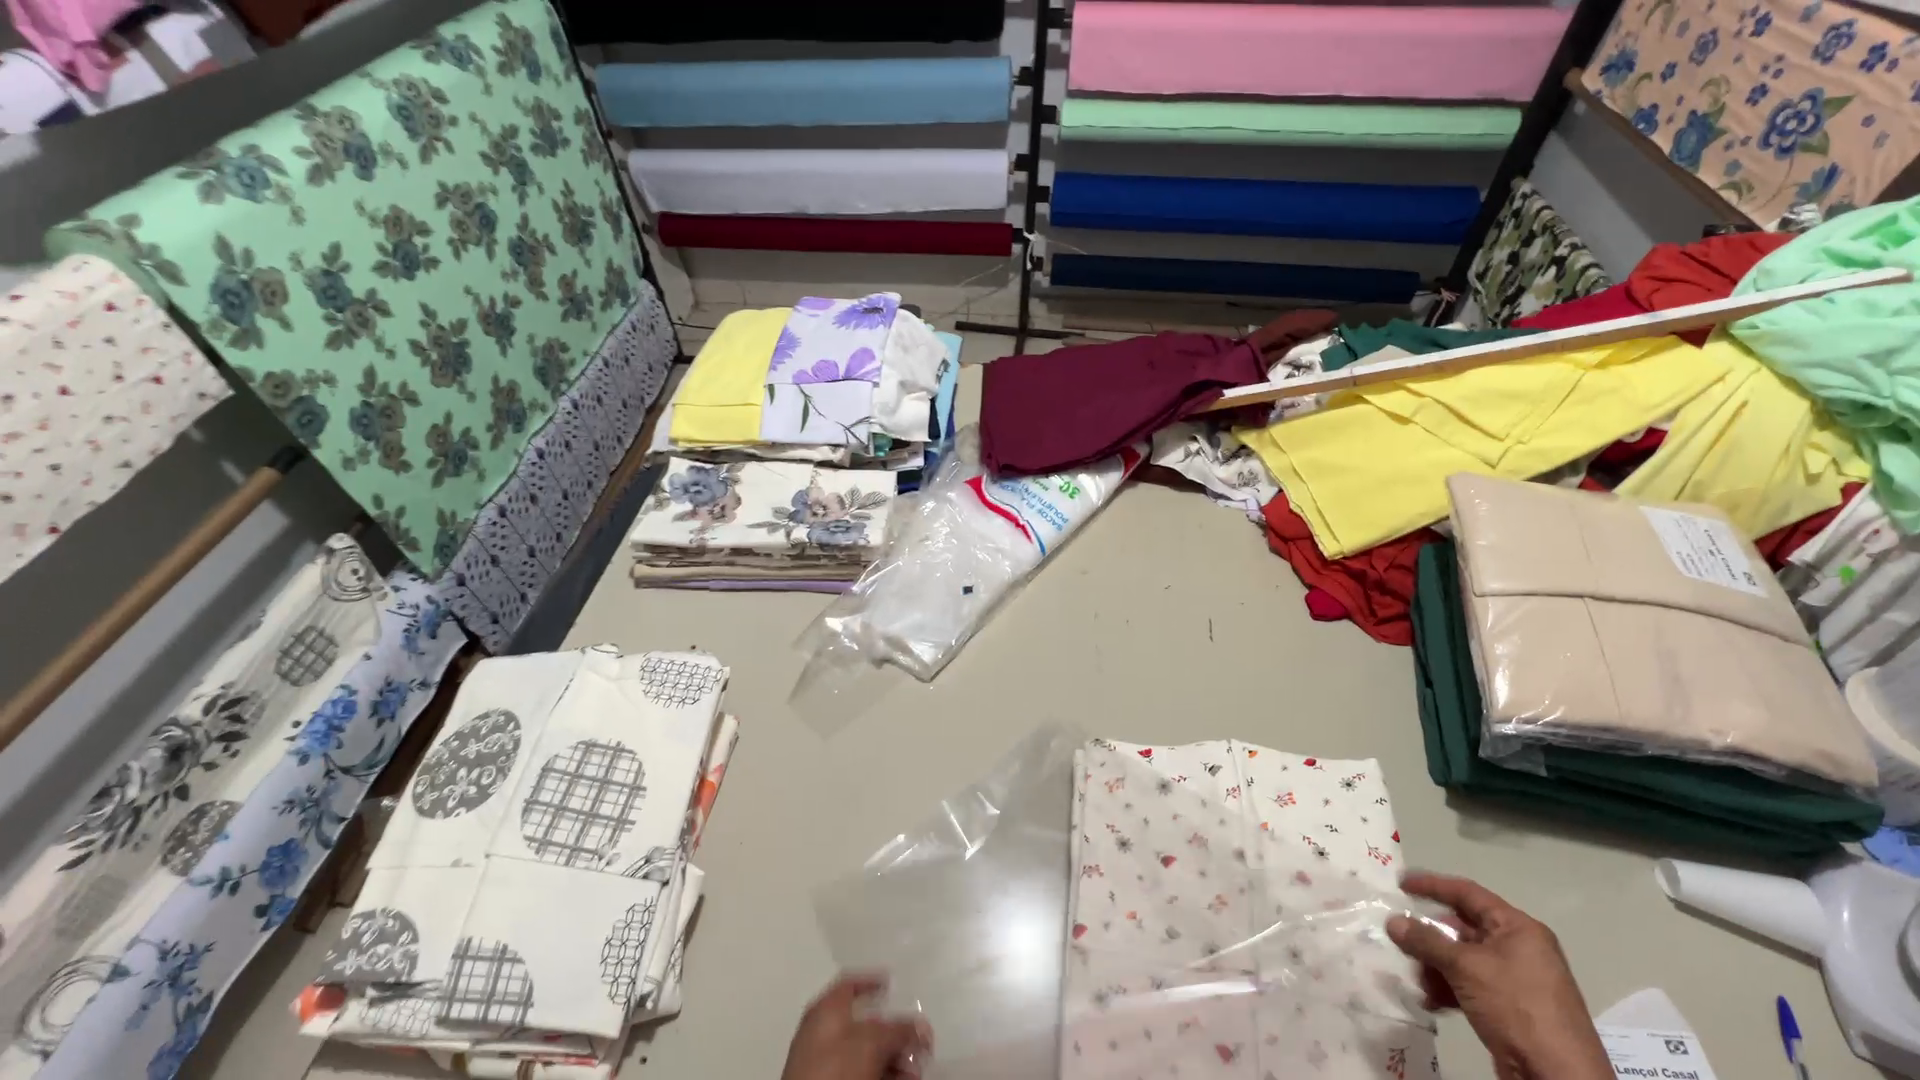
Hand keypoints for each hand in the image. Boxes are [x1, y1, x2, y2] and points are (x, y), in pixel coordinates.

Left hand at [781, 973, 931, 1079]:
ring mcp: (825, 1062)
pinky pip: (863, 1071)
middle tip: (918, 1042)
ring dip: (895, 1058)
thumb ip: (899, 1029)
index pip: (850, 984)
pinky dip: (884, 1072)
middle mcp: (823, 1032)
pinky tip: (903, 1078)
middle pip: (866, 1023)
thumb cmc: (837, 1068)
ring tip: (915, 1069)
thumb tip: (920, 1027)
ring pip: (867, 1052)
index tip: (893, 985)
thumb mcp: (873, 1042)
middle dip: (896, 1033)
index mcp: (826, 1010)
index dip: (872, 982)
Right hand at [1386, 873, 1611, 1079]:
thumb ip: (1427, 941)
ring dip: (1435, 967)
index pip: (1468, 893)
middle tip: (1400, 942)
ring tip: (1418, 982)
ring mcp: (1514, 979)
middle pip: (1462, 929)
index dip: (1432, 885)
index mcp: (1518, 928)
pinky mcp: (1508, 1006)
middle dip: (1430, 937)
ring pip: (1462, 960)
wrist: (1557, 1074)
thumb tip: (1393, 921)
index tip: (1400, 884)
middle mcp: (1518, 948)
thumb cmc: (1516, 1006)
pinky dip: (1448, 988)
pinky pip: (1469, 985)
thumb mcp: (1466, 968)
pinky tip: (1432, 1001)